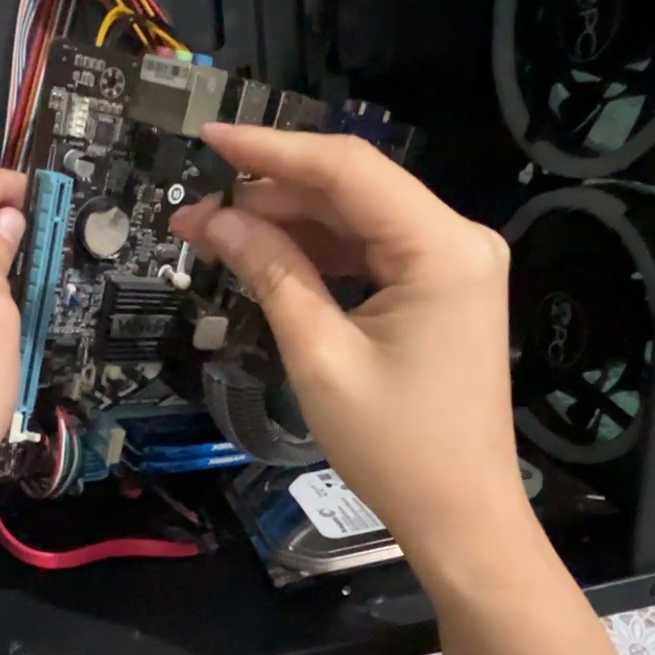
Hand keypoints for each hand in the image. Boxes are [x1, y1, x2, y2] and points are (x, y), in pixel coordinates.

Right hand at [171, 125, 522, 546]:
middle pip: (352, 191)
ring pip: (356, 222)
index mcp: (442, 248)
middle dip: (271, 196)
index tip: (207, 139)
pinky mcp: (437, 292)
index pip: (348, 171)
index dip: (271, 151)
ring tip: (217, 236)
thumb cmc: (394, 446)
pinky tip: (267, 258)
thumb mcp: (320, 357)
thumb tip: (217, 219)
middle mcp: (457, 241)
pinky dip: (318, 256)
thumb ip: (272, 274)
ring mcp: (451, 266)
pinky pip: (369, 255)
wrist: (458, 515)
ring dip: (289, 225)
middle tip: (196, 213)